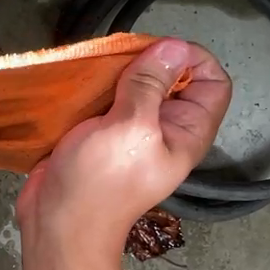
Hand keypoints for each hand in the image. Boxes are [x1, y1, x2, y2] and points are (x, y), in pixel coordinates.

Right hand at [16, 38, 230, 255]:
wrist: (58, 224)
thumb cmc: (100, 181)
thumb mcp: (130, 127)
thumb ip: (150, 85)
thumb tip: (173, 46)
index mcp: (186, 131)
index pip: (211, 81)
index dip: (190, 58)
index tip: (153, 51)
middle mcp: (163, 130)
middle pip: (170, 80)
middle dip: (146, 61)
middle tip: (117, 57)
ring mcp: (129, 134)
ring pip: (133, 89)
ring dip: (115, 74)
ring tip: (94, 68)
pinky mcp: (97, 137)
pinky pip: (104, 103)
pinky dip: (93, 89)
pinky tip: (76, 84)